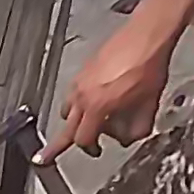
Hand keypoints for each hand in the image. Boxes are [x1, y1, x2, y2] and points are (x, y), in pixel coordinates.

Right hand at [34, 21, 175, 162]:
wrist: (145, 35)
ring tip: (85, 121)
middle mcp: (82, 97)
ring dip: (73, 121)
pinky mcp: (82, 72)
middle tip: (44, 158)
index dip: (91, 148)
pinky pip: (72, 95)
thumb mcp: (149, 103)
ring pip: (67, 111)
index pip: (84, 138)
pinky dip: (78, 103)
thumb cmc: (148, 65)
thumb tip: (130, 138)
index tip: (96, 150)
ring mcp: (79, 84)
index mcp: (97, 107)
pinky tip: (92, 99)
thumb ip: (137, 127)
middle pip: (66, 129)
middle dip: (56, 147)